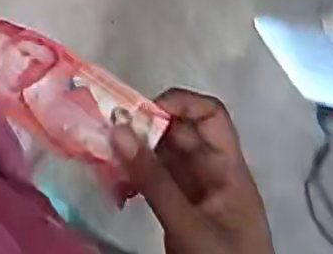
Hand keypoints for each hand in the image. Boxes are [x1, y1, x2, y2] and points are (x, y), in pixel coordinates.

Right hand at [113, 90, 273, 253]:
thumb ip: (154, 180)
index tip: (144, 112)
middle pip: (178, 131)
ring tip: (103, 154)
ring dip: (132, 150)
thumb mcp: (190, 228)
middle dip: (143, 126)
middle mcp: (212, 174)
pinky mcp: (177, 210)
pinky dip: (132, 174)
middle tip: (109, 130)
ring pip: (161, 152)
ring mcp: (194, 193)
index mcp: (229, 172)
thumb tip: (116, 127)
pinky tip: (113, 184)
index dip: (180, 102)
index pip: (210, 116)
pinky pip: (152, 177)